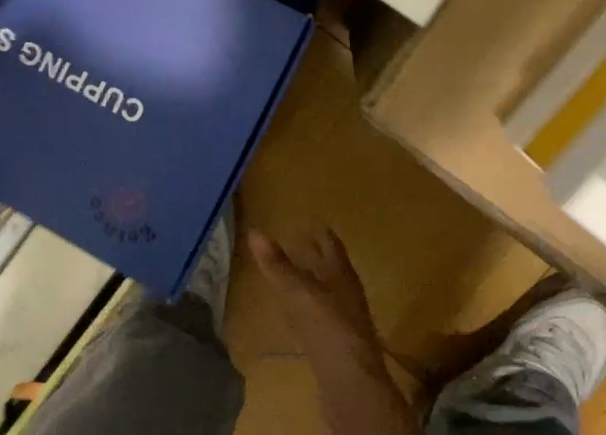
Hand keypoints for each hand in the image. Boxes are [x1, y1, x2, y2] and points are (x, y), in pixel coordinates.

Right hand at [250, 228, 382, 360]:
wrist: (351, 388)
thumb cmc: (330, 330)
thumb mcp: (301, 293)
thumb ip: (279, 266)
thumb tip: (254, 231)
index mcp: (343, 276)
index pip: (332, 245)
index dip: (321, 233)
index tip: (308, 219)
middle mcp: (346, 295)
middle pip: (328, 269)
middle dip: (313, 256)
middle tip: (292, 241)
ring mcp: (341, 322)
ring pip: (322, 293)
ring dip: (307, 283)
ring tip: (287, 273)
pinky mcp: (332, 346)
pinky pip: (315, 318)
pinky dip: (302, 310)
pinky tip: (291, 314)